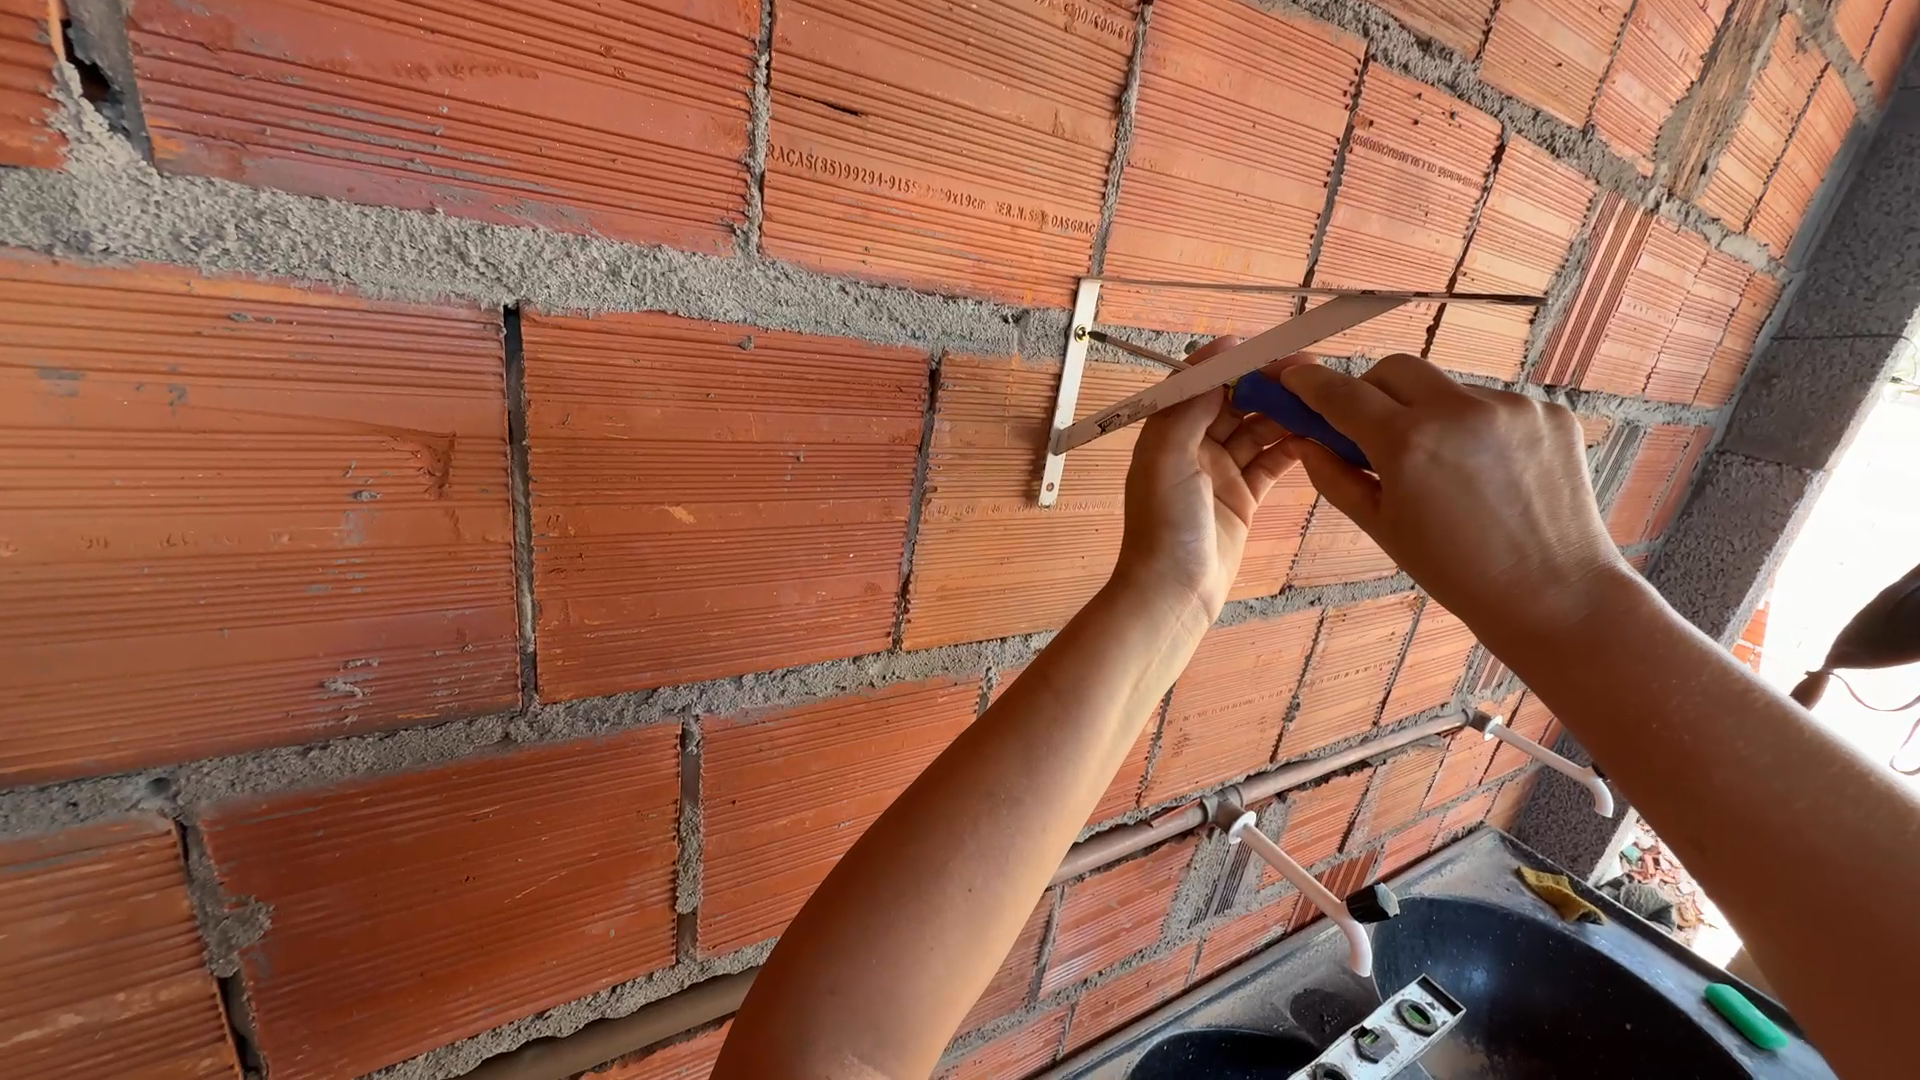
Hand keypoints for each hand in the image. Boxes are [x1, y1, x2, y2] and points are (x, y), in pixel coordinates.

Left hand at [1113, 337, 1302, 618]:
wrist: (1175, 589)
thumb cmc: (1164, 523)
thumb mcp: (1167, 458)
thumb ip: (1189, 408)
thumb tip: (1214, 358)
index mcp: (1167, 434)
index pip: (1199, 386)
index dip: (1228, 365)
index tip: (1264, 347)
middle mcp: (1192, 447)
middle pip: (1233, 403)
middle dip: (1266, 385)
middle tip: (1308, 368)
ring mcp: (1219, 472)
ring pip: (1257, 430)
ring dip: (1285, 413)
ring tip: (1322, 397)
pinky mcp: (1243, 496)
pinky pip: (1271, 462)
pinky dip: (1293, 446)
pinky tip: (1318, 432)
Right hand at [1277, 354, 1627, 634]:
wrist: (1553, 594)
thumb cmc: (1453, 570)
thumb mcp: (1379, 526)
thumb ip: (1334, 477)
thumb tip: (1306, 443)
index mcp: (1407, 443)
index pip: (1342, 394)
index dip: (1310, 383)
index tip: (1294, 378)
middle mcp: (1459, 410)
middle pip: (1394, 369)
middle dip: (1371, 389)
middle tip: (1369, 428)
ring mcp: (1511, 406)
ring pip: (1446, 388)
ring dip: (1427, 412)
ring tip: (1441, 464)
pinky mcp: (1550, 413)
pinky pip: (1491, 404)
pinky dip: (1472, 426)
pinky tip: (1484, 470)